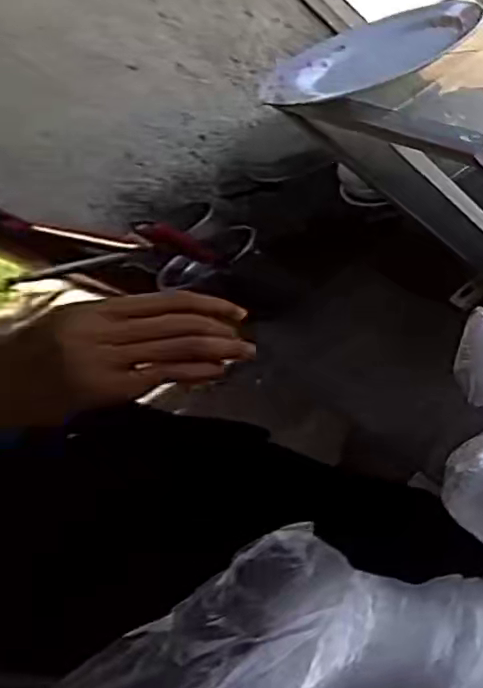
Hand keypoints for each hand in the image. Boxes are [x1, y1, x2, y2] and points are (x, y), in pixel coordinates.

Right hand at [0, 291, 253, 425]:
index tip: (239, 313)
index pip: (172, 301)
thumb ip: (128, 319)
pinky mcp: (105, 386)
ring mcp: (102, 359)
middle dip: (224, 331)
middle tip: (243, 340)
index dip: (214, 305)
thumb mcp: (75, 323)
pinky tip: (215, 372)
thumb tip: (190, 319)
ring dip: (223, 350)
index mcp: (98, 310)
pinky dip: (201, 371)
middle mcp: (101, 331)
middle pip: (184, 324)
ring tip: (243, 354)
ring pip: (183, 347)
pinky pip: (168, 373)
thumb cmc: (34, 354)